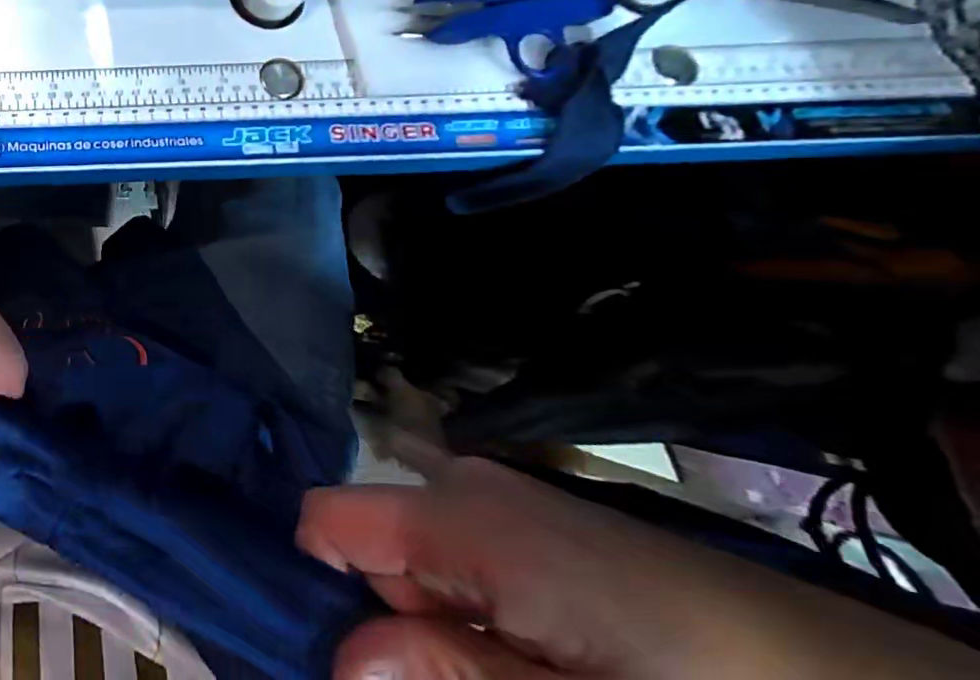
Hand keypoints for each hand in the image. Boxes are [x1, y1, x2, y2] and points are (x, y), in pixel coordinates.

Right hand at [296, 456, 979, 679]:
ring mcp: (489, 497)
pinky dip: (452, 608)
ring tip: (480, 671)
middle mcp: (457, 485)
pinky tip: (501, 652)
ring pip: (405, 557)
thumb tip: (340, 663)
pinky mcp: (517, 519)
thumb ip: (447, 674)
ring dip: (416, 619)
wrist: (835, 668)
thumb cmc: (694, 679)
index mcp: (457, 514)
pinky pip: (447, 558)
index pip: (323, 521)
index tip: (321, 653)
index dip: (309, 583)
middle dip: (371, 614)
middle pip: (362, 544)